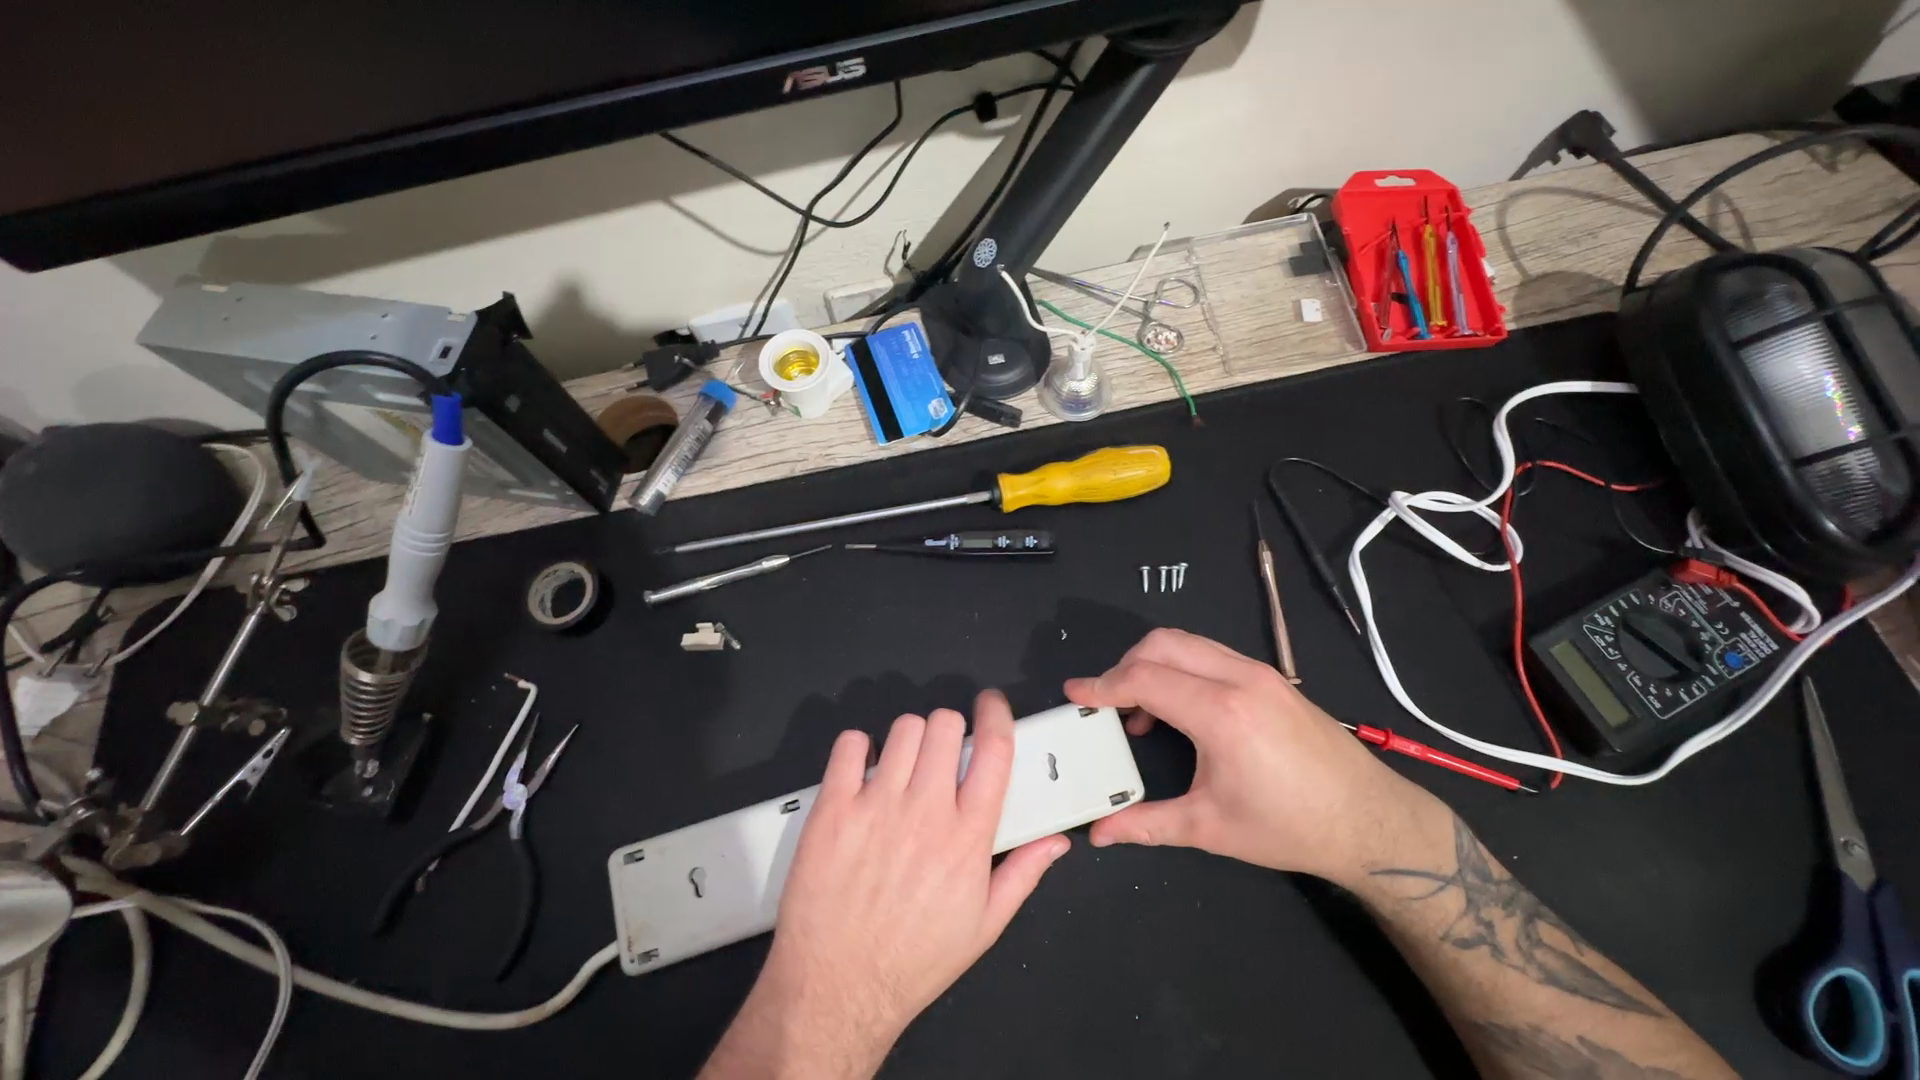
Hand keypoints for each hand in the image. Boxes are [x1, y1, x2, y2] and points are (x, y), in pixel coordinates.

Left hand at [707, 691, 1068, 1077]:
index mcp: (968, 836)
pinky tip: (865, 771)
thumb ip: (1023, 874)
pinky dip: (860, 747)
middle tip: (943, 750)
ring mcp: (876, 806)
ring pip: (904, 728)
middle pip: (946, 725)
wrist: (839, 988)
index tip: (991, 705)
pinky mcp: (833, 809)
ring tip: (905, 763)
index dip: (997, 714)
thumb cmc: (914, 961)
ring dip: (910, 737)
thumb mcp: (984, 927)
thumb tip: (1056, 841)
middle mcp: (925, 811)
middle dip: (950, 728)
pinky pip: (851, 744)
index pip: (994, 750)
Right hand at [1064, 628, 1442, 886]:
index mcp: (1220, 713)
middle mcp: (1239, 678)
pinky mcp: (1272, 678)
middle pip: (1162, 644)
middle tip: (1107, 704)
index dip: (1102, 685)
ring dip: (1154, 664)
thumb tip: (1099, 834)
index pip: (1144, 678)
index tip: (1074, 693)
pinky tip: (1181, 709)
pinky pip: (1212, 654)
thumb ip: (1147, 823)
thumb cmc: (1289, 826)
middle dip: (1124, 666)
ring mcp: (1260, 673)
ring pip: (1188, 642)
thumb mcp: (1210, 828)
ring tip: (1141, 710)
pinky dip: (1182, 667)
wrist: (1370, 820)